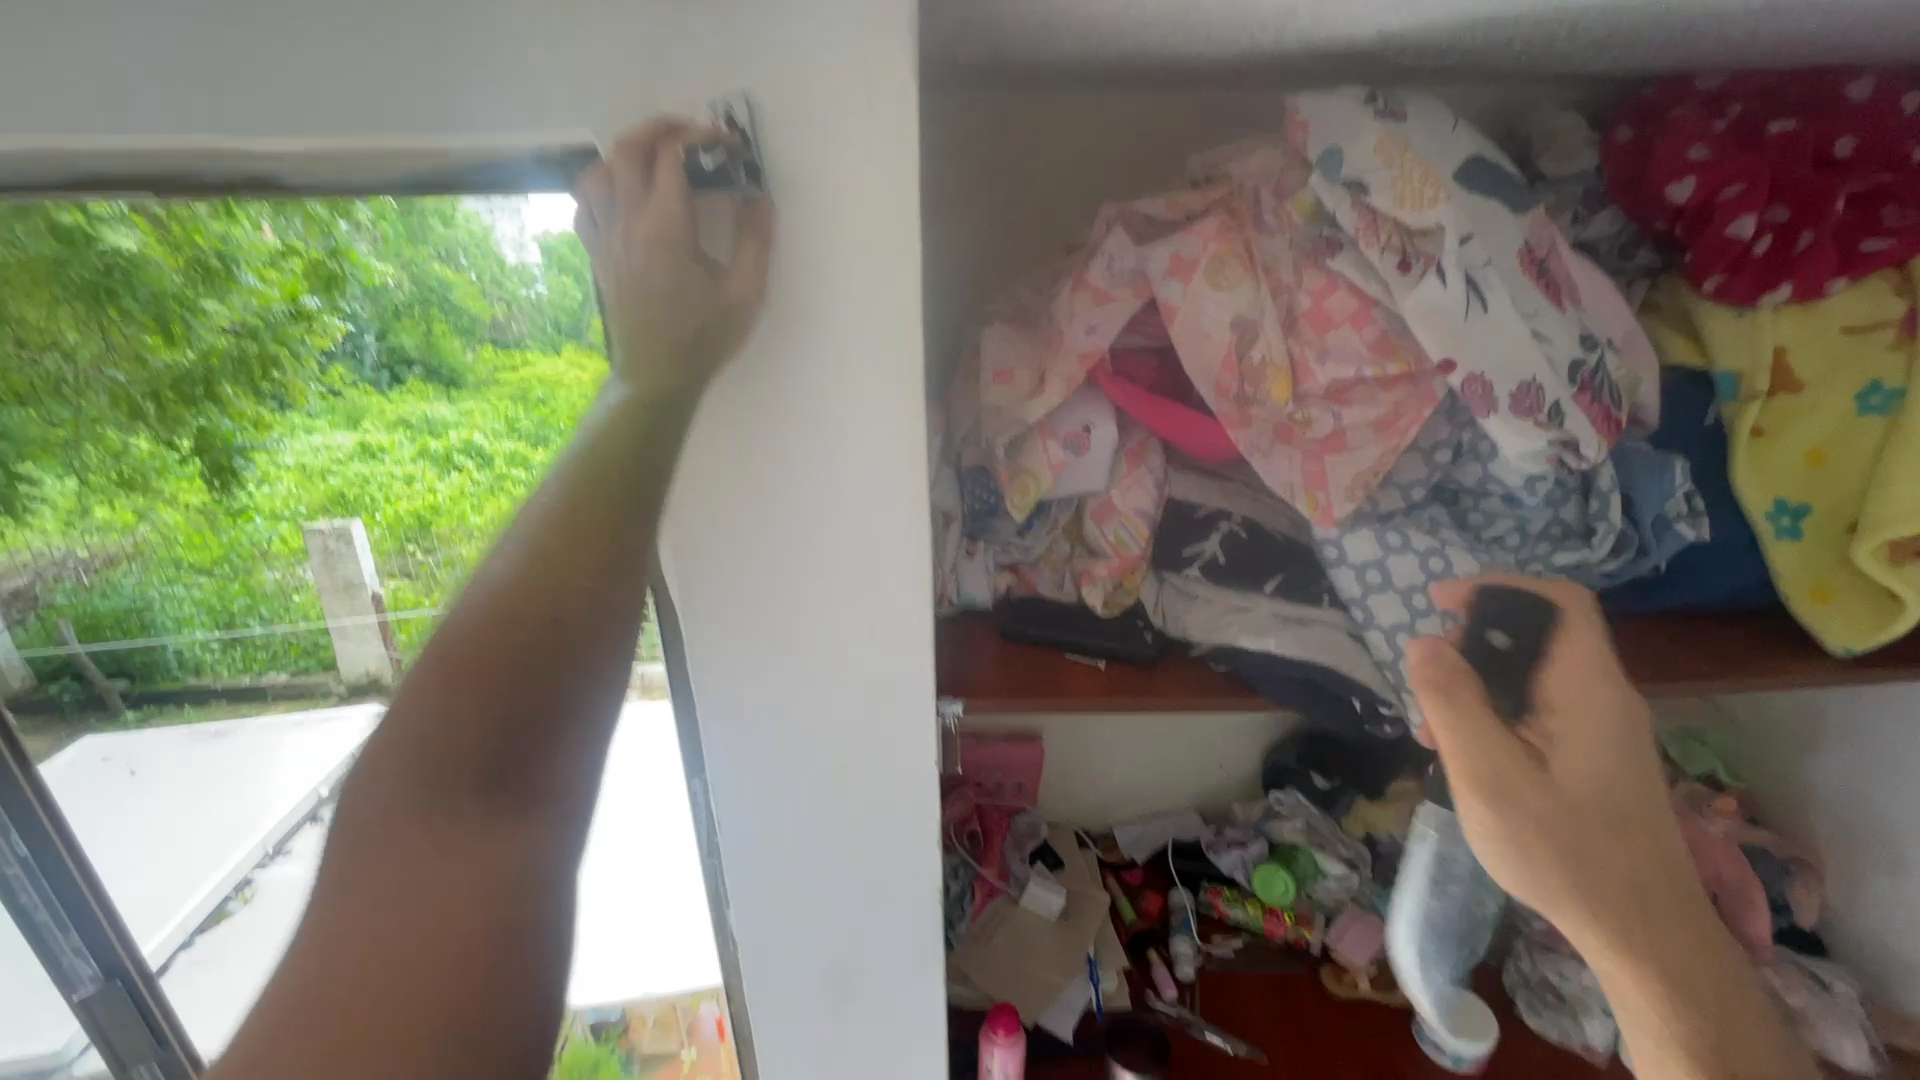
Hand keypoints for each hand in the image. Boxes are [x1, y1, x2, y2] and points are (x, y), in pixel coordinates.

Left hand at [574, 116, 775, 397]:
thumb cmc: (704, 338)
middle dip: (662, 128)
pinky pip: (586, 203)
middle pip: (629, 148)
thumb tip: (760, 196)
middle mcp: (628, 222)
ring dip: (628, 153)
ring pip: (599, 170)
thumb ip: (755, 240)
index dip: (704, 138)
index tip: (730, 147)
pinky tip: (625, 196)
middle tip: (692, 133)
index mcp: (666, 227)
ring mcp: (606, 237)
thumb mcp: (746, 294)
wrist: (658, 376)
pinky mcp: (597, 255)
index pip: (674, 156)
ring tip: (656, 159)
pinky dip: (603, 186)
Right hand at [1406, 575, 1701, 949]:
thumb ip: (1454, 703)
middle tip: (1427, 681)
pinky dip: (1494, 714)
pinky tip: (1463, 754)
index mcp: (1587, 690)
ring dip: (1476, 686)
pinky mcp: (1594, 756)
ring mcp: (1601, 729)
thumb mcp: (1488, 775)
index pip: (1558, 601)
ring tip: (1432, 728)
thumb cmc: (1563, 850)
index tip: (1440, 604)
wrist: (1640, 930)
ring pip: (1532, 677)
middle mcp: (1602, 697)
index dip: (1498, 588)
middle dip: (1472, 644)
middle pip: (1538, 636)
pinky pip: (1538, 711)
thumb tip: (1423, 641)